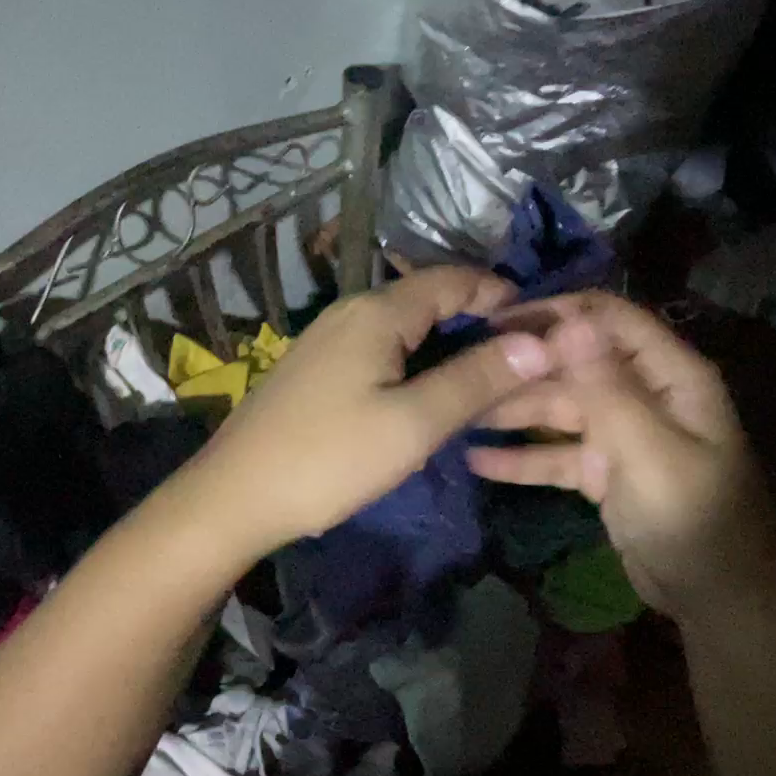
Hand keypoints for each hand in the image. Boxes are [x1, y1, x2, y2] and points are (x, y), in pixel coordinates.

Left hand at [182, 266, 554, 555]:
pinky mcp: (313, 368)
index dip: (501, 295)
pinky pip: (377, 350)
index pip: (454, 279)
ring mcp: (325, 339)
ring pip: (402, 329)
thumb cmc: (329, 459)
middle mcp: (349, 311)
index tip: (541, 328)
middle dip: (477, 323)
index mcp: (377, 312)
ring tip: (483, 384)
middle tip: (520, 364)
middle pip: (427, 301)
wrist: (234, 496)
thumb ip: (476, 380)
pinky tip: (424, 398)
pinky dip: (412, 364)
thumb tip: (539, 343)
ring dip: (445, 347)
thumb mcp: (413, 423)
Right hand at [467, 292, 775, 622]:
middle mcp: (644, 395)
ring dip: (514, 412)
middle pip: (575, 365)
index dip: (554, 314)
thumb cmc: (691, 518)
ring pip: (560, 410)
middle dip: (523, 369)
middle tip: (463, 372)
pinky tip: (477, 460)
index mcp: (670, 376)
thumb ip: (606, 386)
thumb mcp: (648, 449)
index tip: (494, 321)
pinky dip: (523, 459)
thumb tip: (570, 320)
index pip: (608, 320)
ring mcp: (623, 435)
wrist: (717, 599)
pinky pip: (557, 455)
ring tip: (458, 415)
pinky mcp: (604, 472)